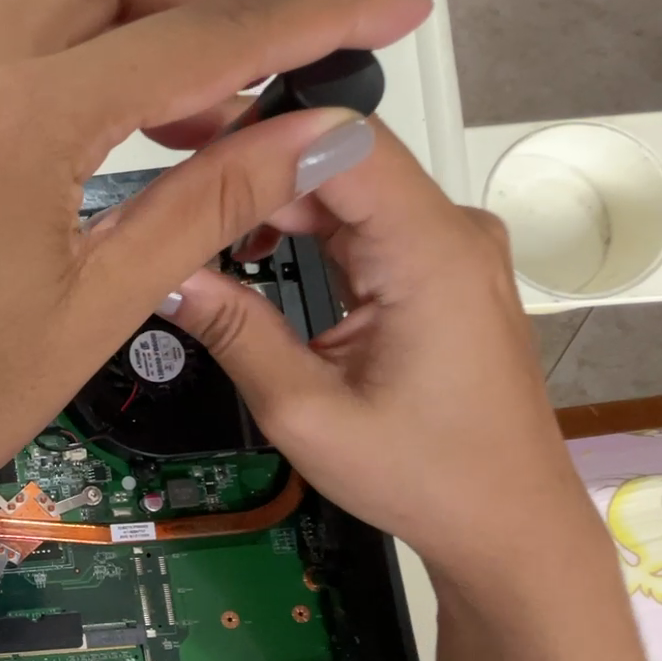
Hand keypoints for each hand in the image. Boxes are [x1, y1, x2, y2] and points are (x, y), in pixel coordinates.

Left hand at [0, 0, 432, 594]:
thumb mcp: (99, 308)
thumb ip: (210, 204)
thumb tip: (314, 137)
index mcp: (17, 125)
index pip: (191, 41)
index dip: (306, 19)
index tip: (385, 10)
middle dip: (201, 5)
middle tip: (250, 86)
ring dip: (110, 13)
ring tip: (163, 98)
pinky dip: (36, 46)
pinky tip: (70, 113)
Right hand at [161, 118, 596, 576]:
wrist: (501, 521)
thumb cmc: (414, 472)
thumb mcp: (301, 409)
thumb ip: (234, 332)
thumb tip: (160, 275)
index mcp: (429, 252)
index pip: (342, 147)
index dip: (260, 139)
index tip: (182, 163)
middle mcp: (449, 230)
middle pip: (338, 161)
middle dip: (251, 170)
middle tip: (166, 195)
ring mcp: (446, 248)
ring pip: (342, 191)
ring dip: (268, 201)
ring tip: (191, 220)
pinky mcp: (434, 271)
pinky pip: (356, 226)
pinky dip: (298, 229)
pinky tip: (247, 252)